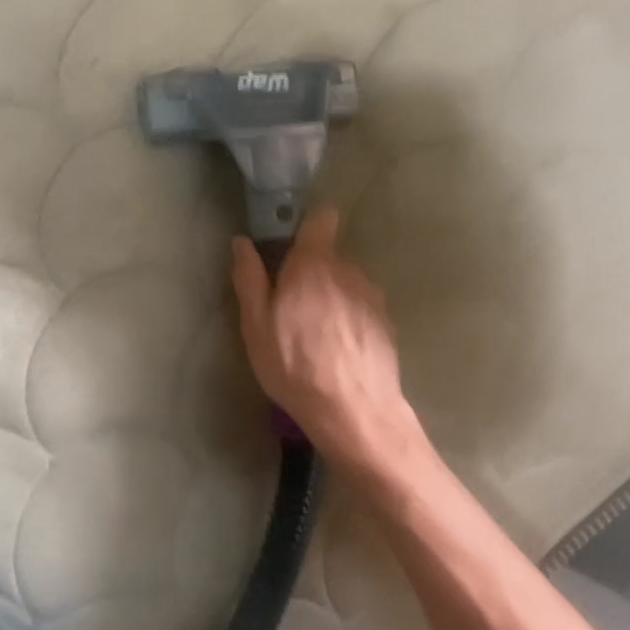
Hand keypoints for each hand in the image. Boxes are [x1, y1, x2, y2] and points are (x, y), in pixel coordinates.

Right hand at [231, 207, 414, 470]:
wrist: (354, 411)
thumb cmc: (294, 365)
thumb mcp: (256, 325)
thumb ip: (250, 278)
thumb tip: (242, 243)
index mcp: (314, 263)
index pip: (322, 218)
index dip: (306, 226)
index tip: (288, 246)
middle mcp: (349, 270)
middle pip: (330, 256)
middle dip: (311, 271)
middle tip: (289, 306)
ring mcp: (373, 296)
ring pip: (346, 283)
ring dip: (331, 297)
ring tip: (314, 334)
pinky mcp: (387, 322)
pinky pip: (361, 308)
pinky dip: (348, 319)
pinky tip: (337, 351)